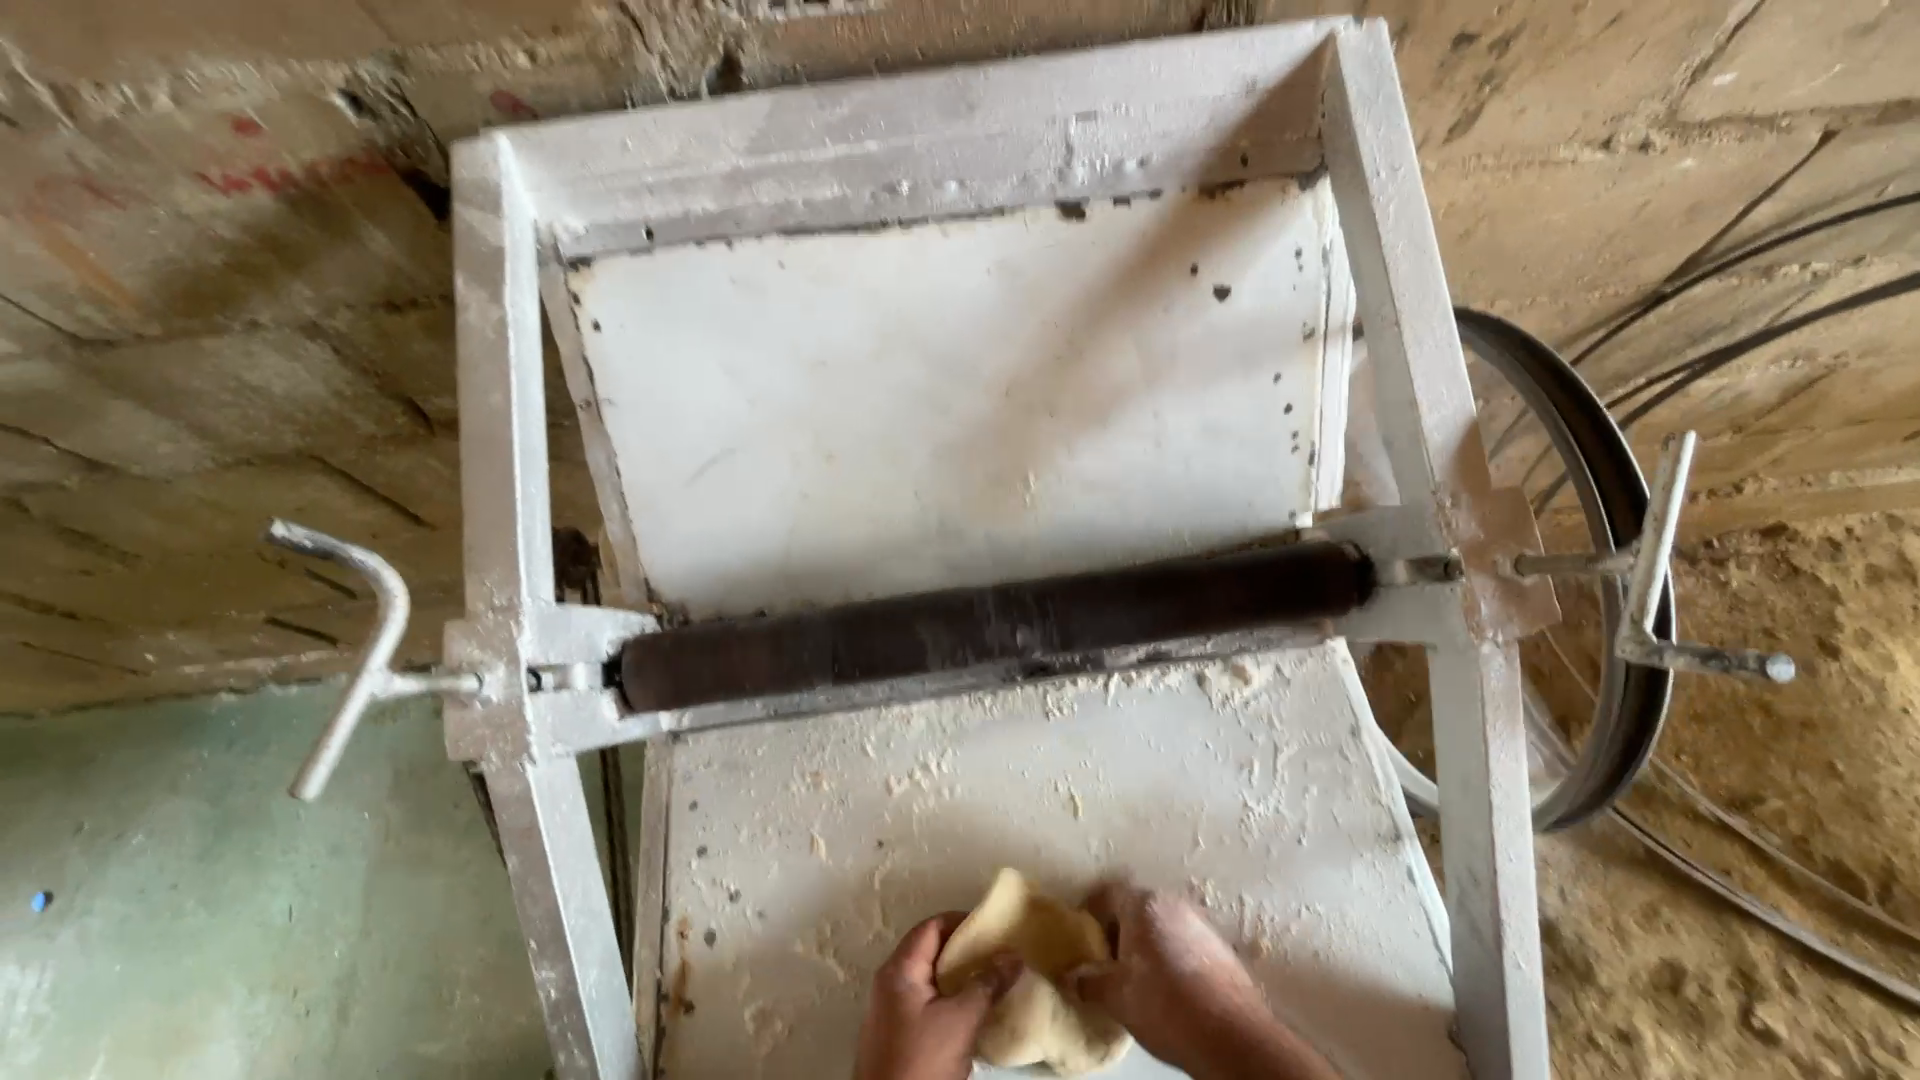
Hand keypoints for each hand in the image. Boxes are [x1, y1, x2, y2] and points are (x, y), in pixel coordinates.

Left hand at [853, 913, 1022, 1079]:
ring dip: (959, 974)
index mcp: (900, 969)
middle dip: (965, 948)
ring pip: (930, 976)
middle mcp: (891, 981)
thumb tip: (1013, 955)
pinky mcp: (898, 1031)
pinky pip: (927, 999)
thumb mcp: (961, 1021)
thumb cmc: (922, 1061)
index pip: (932, 926)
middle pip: (930, 949)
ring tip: (993, 977)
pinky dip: (950, 995)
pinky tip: (974, 1007)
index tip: (994, 926)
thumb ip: (986, 984)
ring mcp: (892, 1007)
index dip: (962, 921)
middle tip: (999, 951)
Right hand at [1066, 882, 1341, 1079]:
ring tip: (1136, 978)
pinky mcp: (1221, 947)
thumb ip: (1090, 981)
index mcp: (1144, 905)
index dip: (1089, 913)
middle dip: (1117, 930)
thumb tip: (1072, 976)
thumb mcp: (1117, 998)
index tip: (1081, 938)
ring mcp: (1201, 923)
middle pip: (1135, 907)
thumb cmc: (1167, 1008)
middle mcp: (1173, 903)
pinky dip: (1169, 955)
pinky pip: (1183, 940)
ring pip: (1161, 924)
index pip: (1106, 894)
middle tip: (1105, 961)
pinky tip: (1167, 987)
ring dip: (1145, 944)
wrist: (1235, 1038)